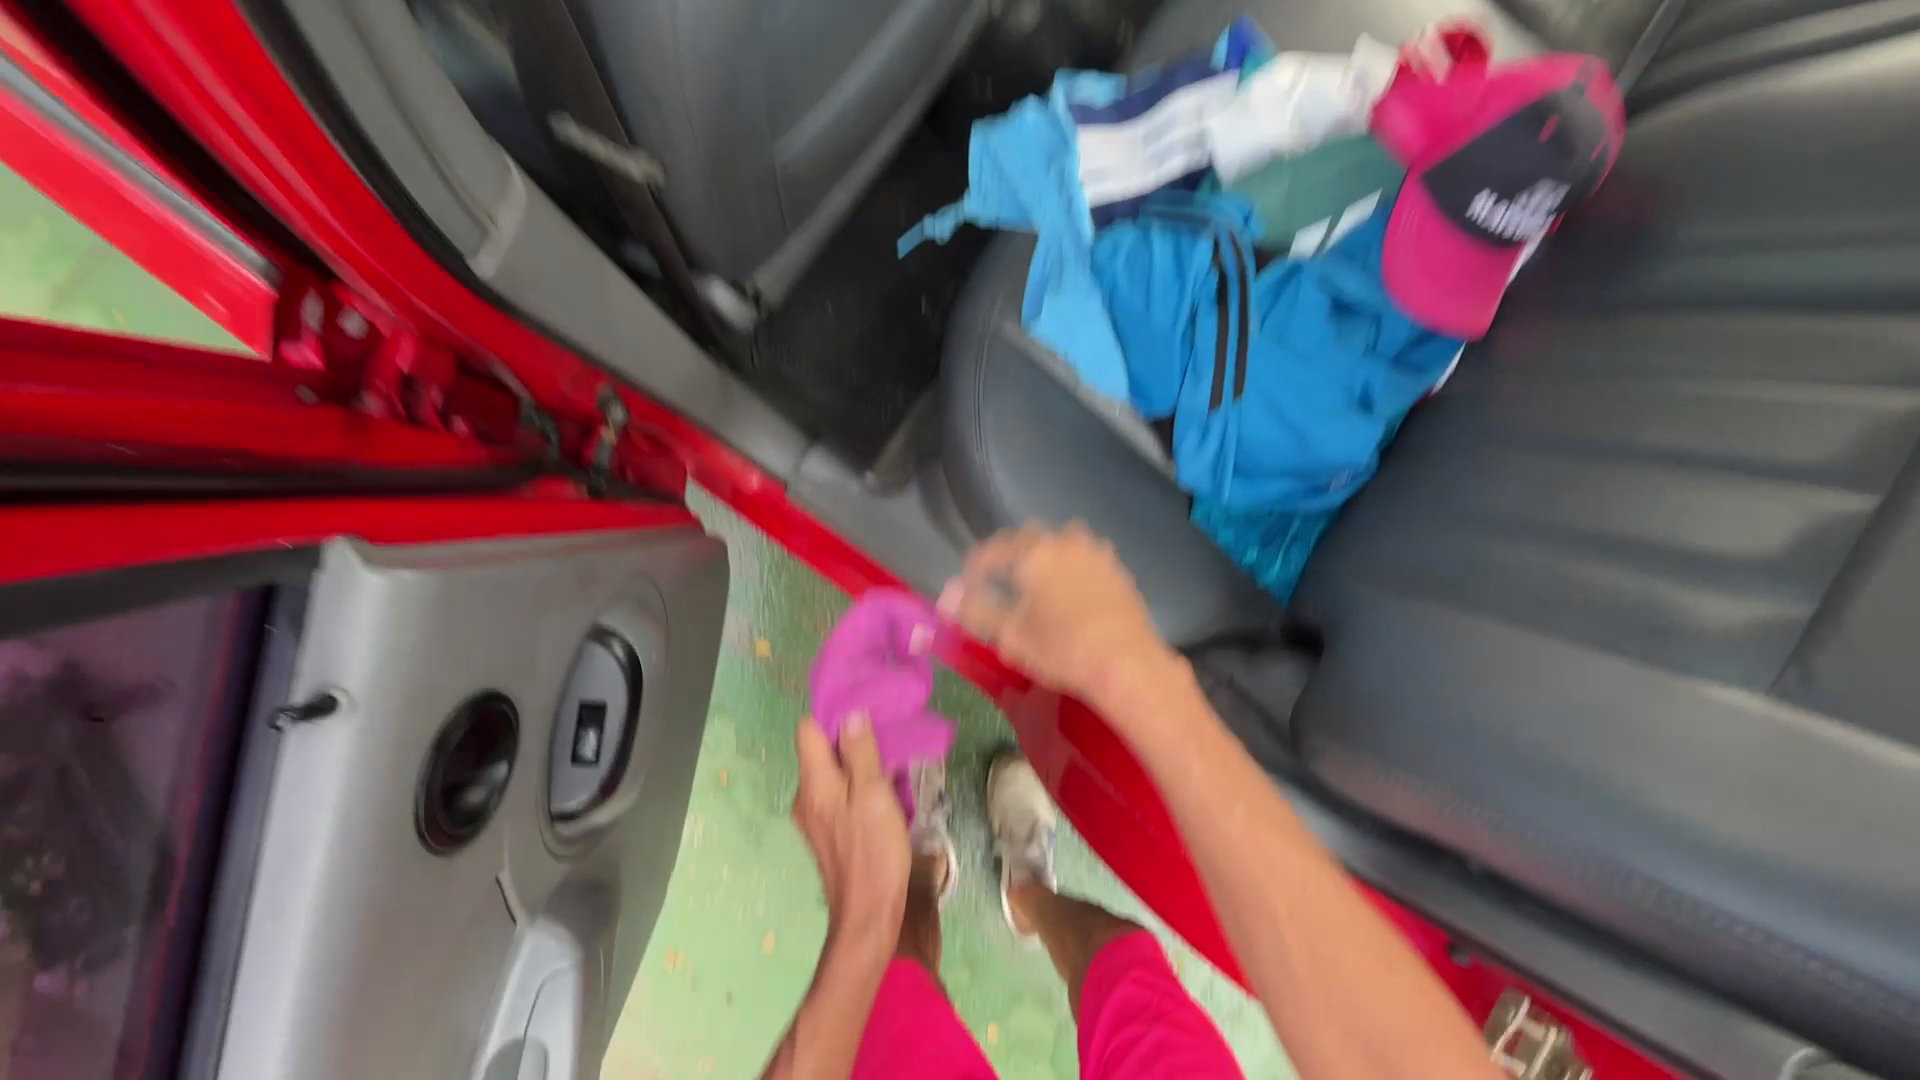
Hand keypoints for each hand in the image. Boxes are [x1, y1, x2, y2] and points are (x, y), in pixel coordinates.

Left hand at [793, 713, 909, 949]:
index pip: (808, 729)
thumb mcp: (874, 794)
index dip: (832, 715)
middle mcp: (805, 796)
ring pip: (831, 775)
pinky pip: (838, 796)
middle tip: (886, 736)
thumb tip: (850, 714)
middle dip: (850, 740)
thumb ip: (860, 753)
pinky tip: (884, 795)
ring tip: (891, 764)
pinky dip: (857, 788)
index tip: (863, 709)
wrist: (868, 914)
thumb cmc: (874, 851)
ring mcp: (813, 818)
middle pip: (819, 751)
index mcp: (814, 782)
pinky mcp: (826, 834)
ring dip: (857, 765)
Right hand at [938, 522, 1173, 706]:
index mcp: (1034, 553)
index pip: (994, 548)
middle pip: (1029, 539)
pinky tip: (1070, 592)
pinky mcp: (1117, 569)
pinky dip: (1071, 568)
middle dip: (1011, 555)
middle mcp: (1065, 542)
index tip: (968, 581)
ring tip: (1036, 582)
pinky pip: (1085, 558)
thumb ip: (975, 611)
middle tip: (1001, 579)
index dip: (976, 564)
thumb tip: (946, 594)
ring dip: (1045, 556)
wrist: (1127, 663)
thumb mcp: (1010, 636)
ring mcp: (1096, 553)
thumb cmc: (1062, 650)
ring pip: (1061, 543)